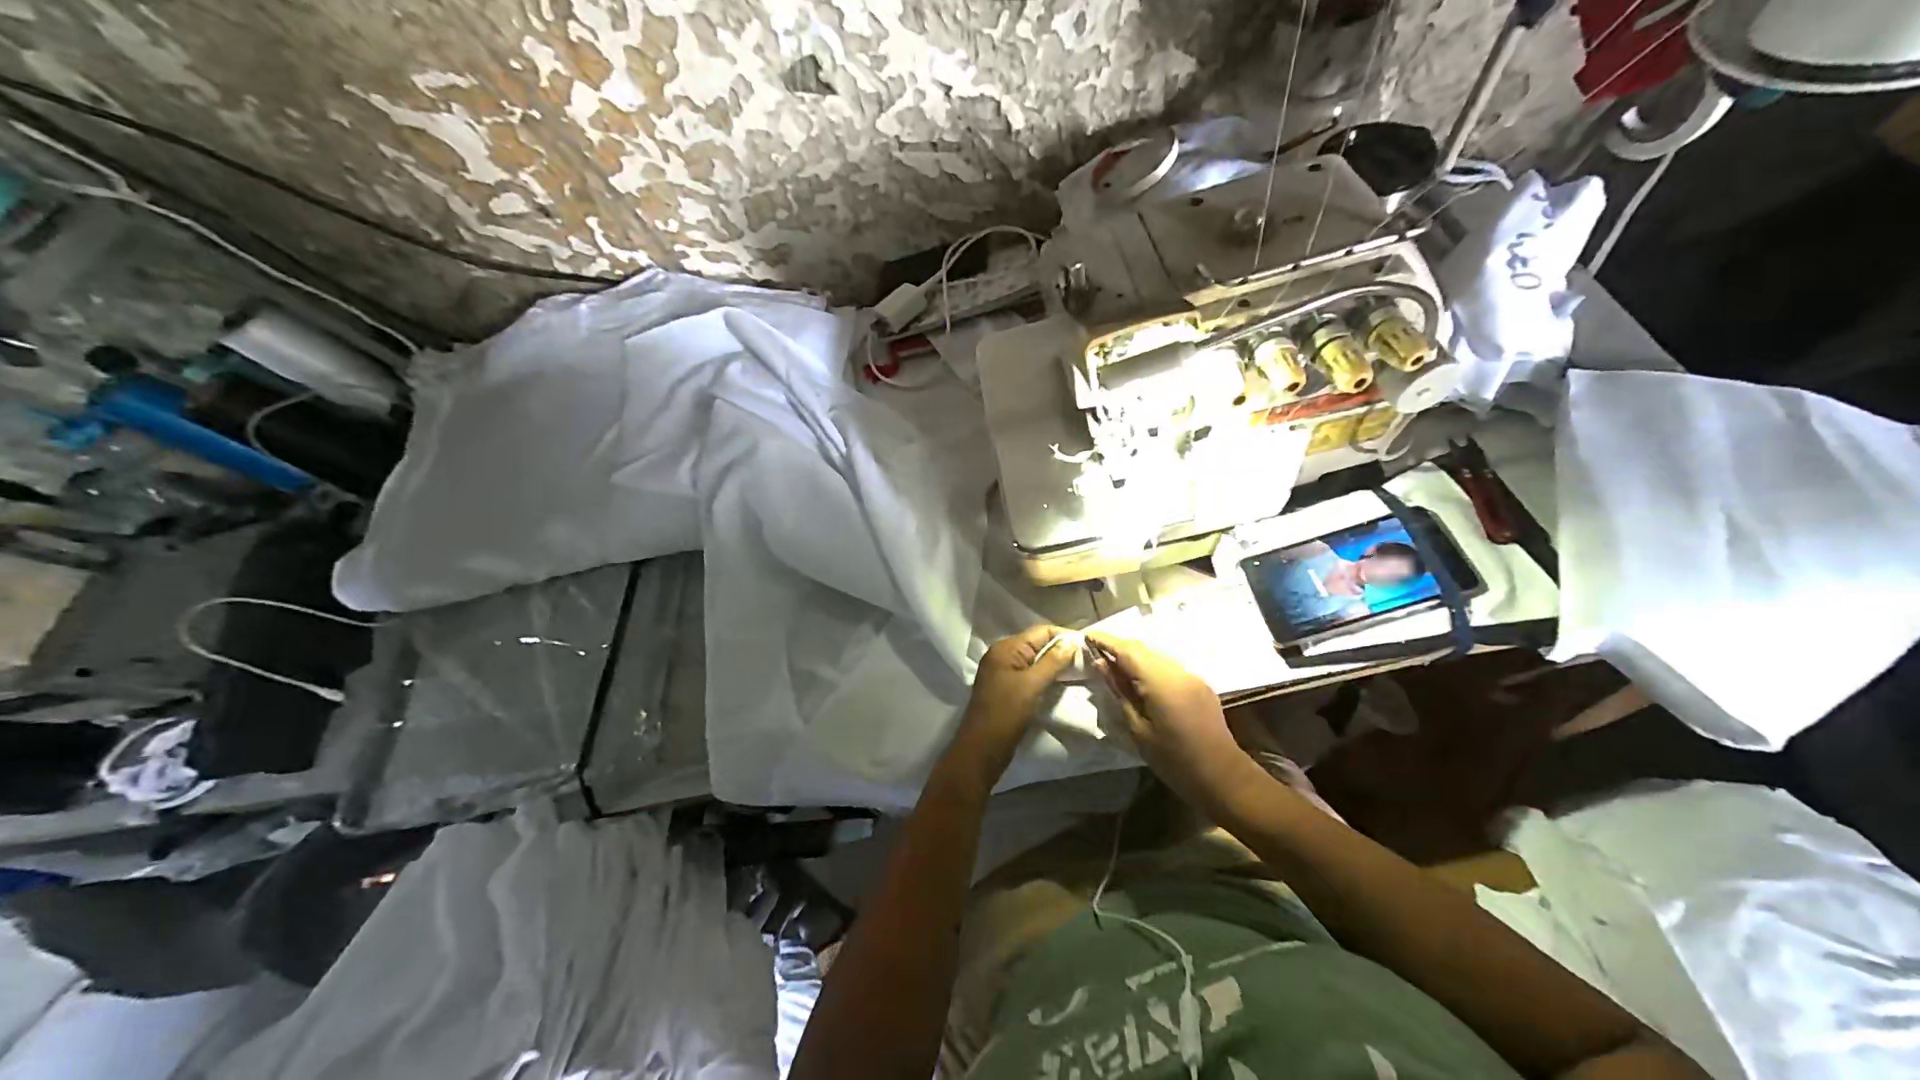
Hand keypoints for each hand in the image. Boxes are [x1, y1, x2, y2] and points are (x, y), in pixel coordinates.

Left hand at [945, 624, 1079, 784]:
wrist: (982, 748)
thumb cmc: (1006, 712)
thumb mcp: (1032, 685)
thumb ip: (1052, 661)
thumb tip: (1071, 642)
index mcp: (1006, 648)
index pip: (1041, 631)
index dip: (1065, 636)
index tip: (1089, 646)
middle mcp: (1003, 655)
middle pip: (1038, 643)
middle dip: (1061, 650)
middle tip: (1087, 660)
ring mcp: (1003, 672)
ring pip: (1035, 660)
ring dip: (1054, 664)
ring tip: (1078, 671)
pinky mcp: (1006, 688)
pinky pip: (1029, 674)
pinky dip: (1045, 676)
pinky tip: (1060, 683)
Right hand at [1086, 632, 1253, 811]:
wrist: (1220, 775)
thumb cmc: (1173, 759)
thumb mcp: (1137, 728)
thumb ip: (1120, 692)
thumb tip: (1102, 665)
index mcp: (1161, 682)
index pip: (1128, 650)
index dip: (1106, 640)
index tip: (1086, 636)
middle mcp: (1178, 671)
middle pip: (1143, 649)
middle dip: (1119, 646)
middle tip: (1095, 651)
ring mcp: (1192, 676)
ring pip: (1157, 656)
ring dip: (1135, 656)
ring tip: (1113, 666)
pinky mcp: (1199, 685)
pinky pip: (1169, 667)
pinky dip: (1150, 667)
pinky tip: (1139, 680)